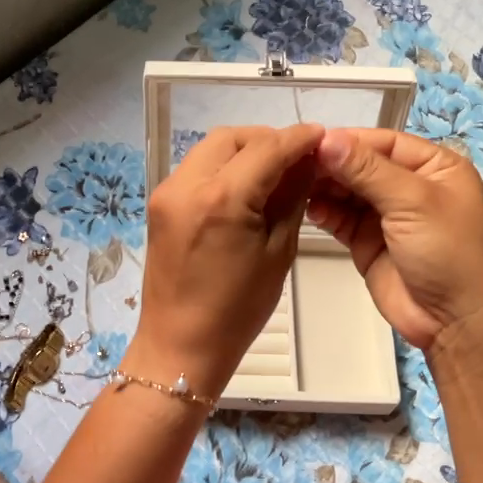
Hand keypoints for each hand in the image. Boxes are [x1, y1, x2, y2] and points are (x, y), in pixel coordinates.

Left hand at [132, 124, 324, 395]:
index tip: (322, 136)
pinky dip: (223, 167)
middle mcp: (187, 185)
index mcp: (221, 199)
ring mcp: (167, 193)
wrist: (179, 346)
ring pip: (211, 149)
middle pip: (232, 138)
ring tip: (274, 172)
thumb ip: (292, 198)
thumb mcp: (278, 252)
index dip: (298, 139)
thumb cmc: (237, 311)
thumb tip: (308, 163)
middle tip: (297, 158)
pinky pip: (196, 169)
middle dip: (267, 140)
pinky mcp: (160, 204)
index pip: (266, 148)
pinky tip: (246, 187)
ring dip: (244, 151)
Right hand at [308, 129, 482, 350]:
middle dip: (332, 165)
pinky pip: (341, 218)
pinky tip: (310, 209)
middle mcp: (410, 186)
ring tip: (296, 185)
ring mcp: (387, 215)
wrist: (456, 322)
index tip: (311, 142)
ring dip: (324, 187)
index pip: (383, 142)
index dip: (348, 141)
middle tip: (296, 165)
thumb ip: (367, 170)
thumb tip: (326, 139)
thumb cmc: (449, 252)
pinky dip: (325, 212)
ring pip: (348, 191)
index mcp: (434, 166)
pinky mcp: (367, 242)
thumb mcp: (413, 202)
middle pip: (362, 165)